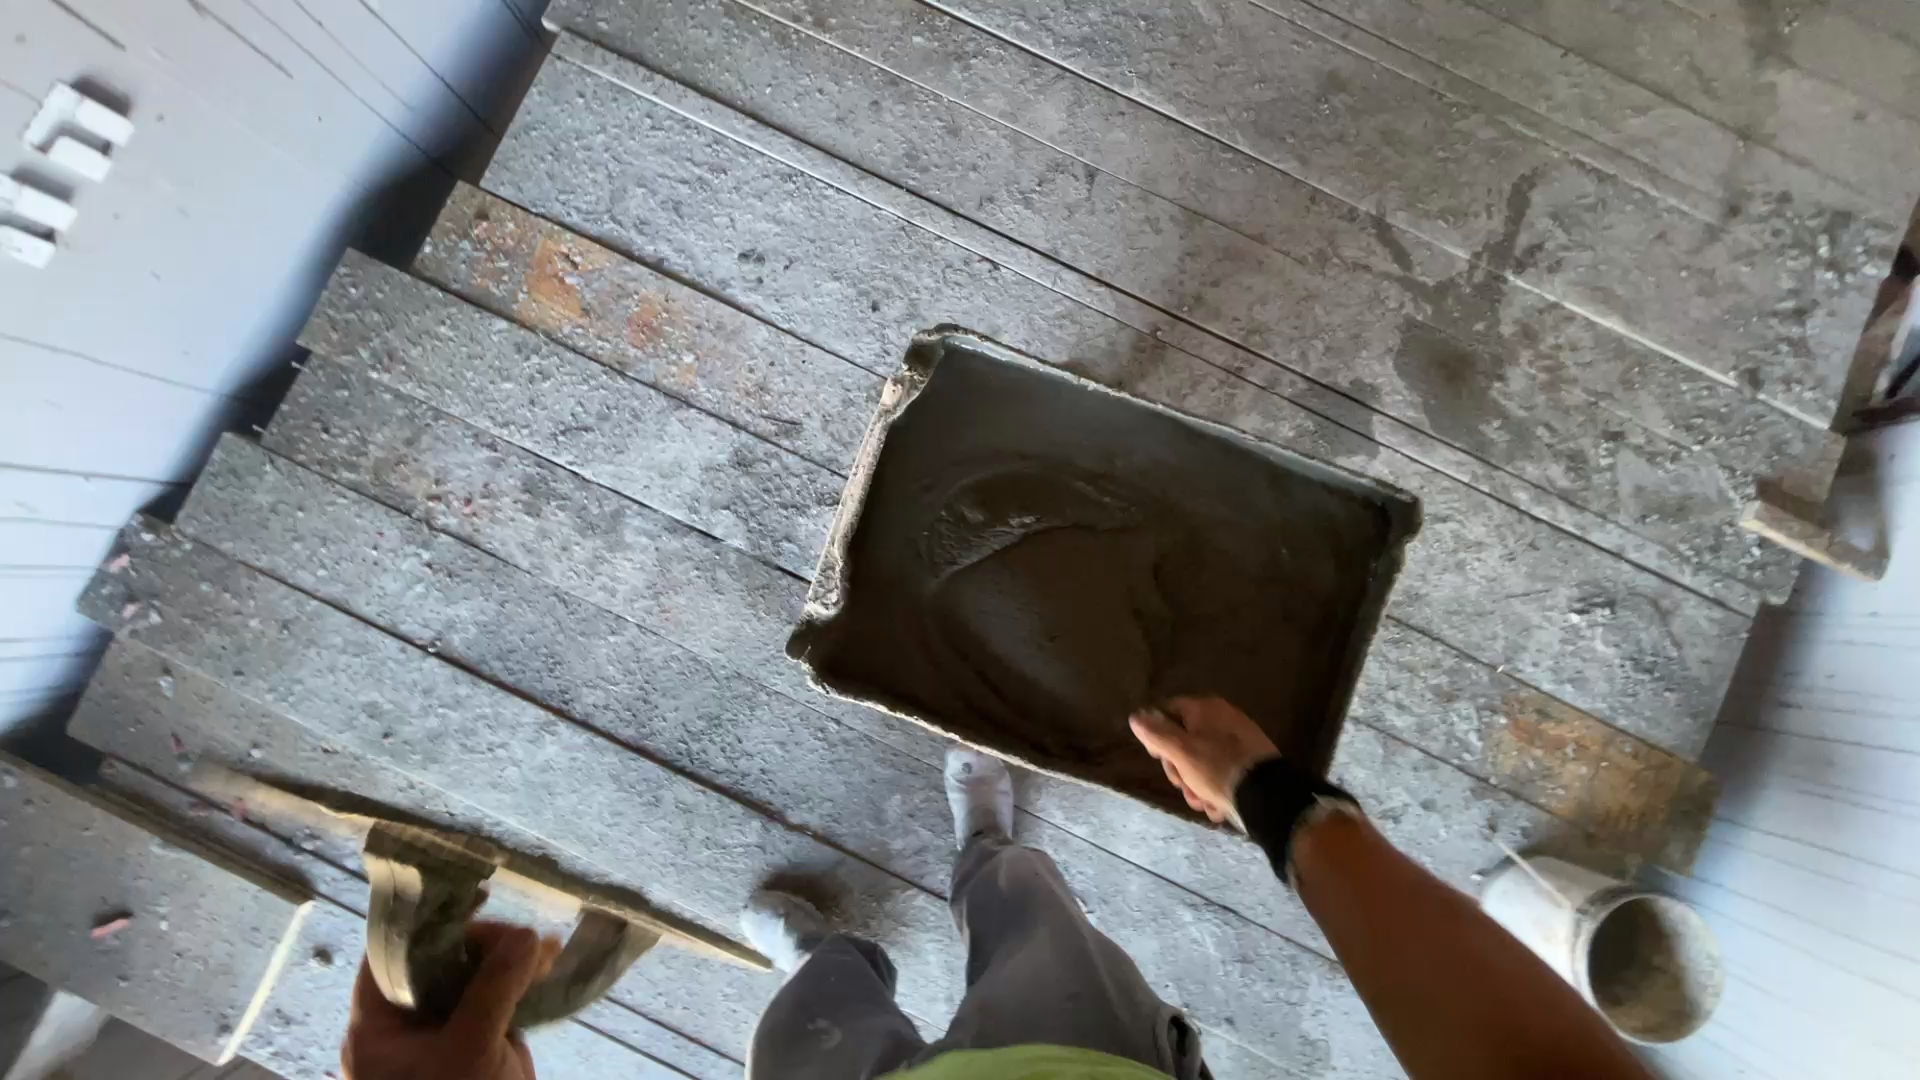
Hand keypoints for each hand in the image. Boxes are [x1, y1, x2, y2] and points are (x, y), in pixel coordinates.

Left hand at [342, 923, 560, 1079]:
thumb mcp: (470, 1050)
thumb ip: (494, 987)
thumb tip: (527, 934)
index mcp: (377, 1029)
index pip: (389, 957)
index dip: (425, 921)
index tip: (472, 893)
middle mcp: (405, 1023)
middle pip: (441, 956)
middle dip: (487, 940)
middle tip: (525, 941)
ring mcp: (444, 1028)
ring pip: (475, 969)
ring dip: (512, 953)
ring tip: (548, 952)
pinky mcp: (478, 1034)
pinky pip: (498, 988)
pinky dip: (524, 972)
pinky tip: (550, 961)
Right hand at [1130, 696, 1278, 824]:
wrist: (1268, 797)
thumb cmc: (1217, 768)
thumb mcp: (1179, 750)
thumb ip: (1155, 732)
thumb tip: (1135, 716)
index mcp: (1205, 709)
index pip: (1168, 711)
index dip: (1157, 734)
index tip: (1157, 757)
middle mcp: (1223, 719)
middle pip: (1184, 739)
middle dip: (1179, 769)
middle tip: (1182, 786)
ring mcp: (1240, 740)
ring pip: (1203, 761)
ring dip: (1195, 785)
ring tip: (1202, 804)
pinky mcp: (1252, 762)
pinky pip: (1223, 772)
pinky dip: (1216, 789)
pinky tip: (1216, 806)